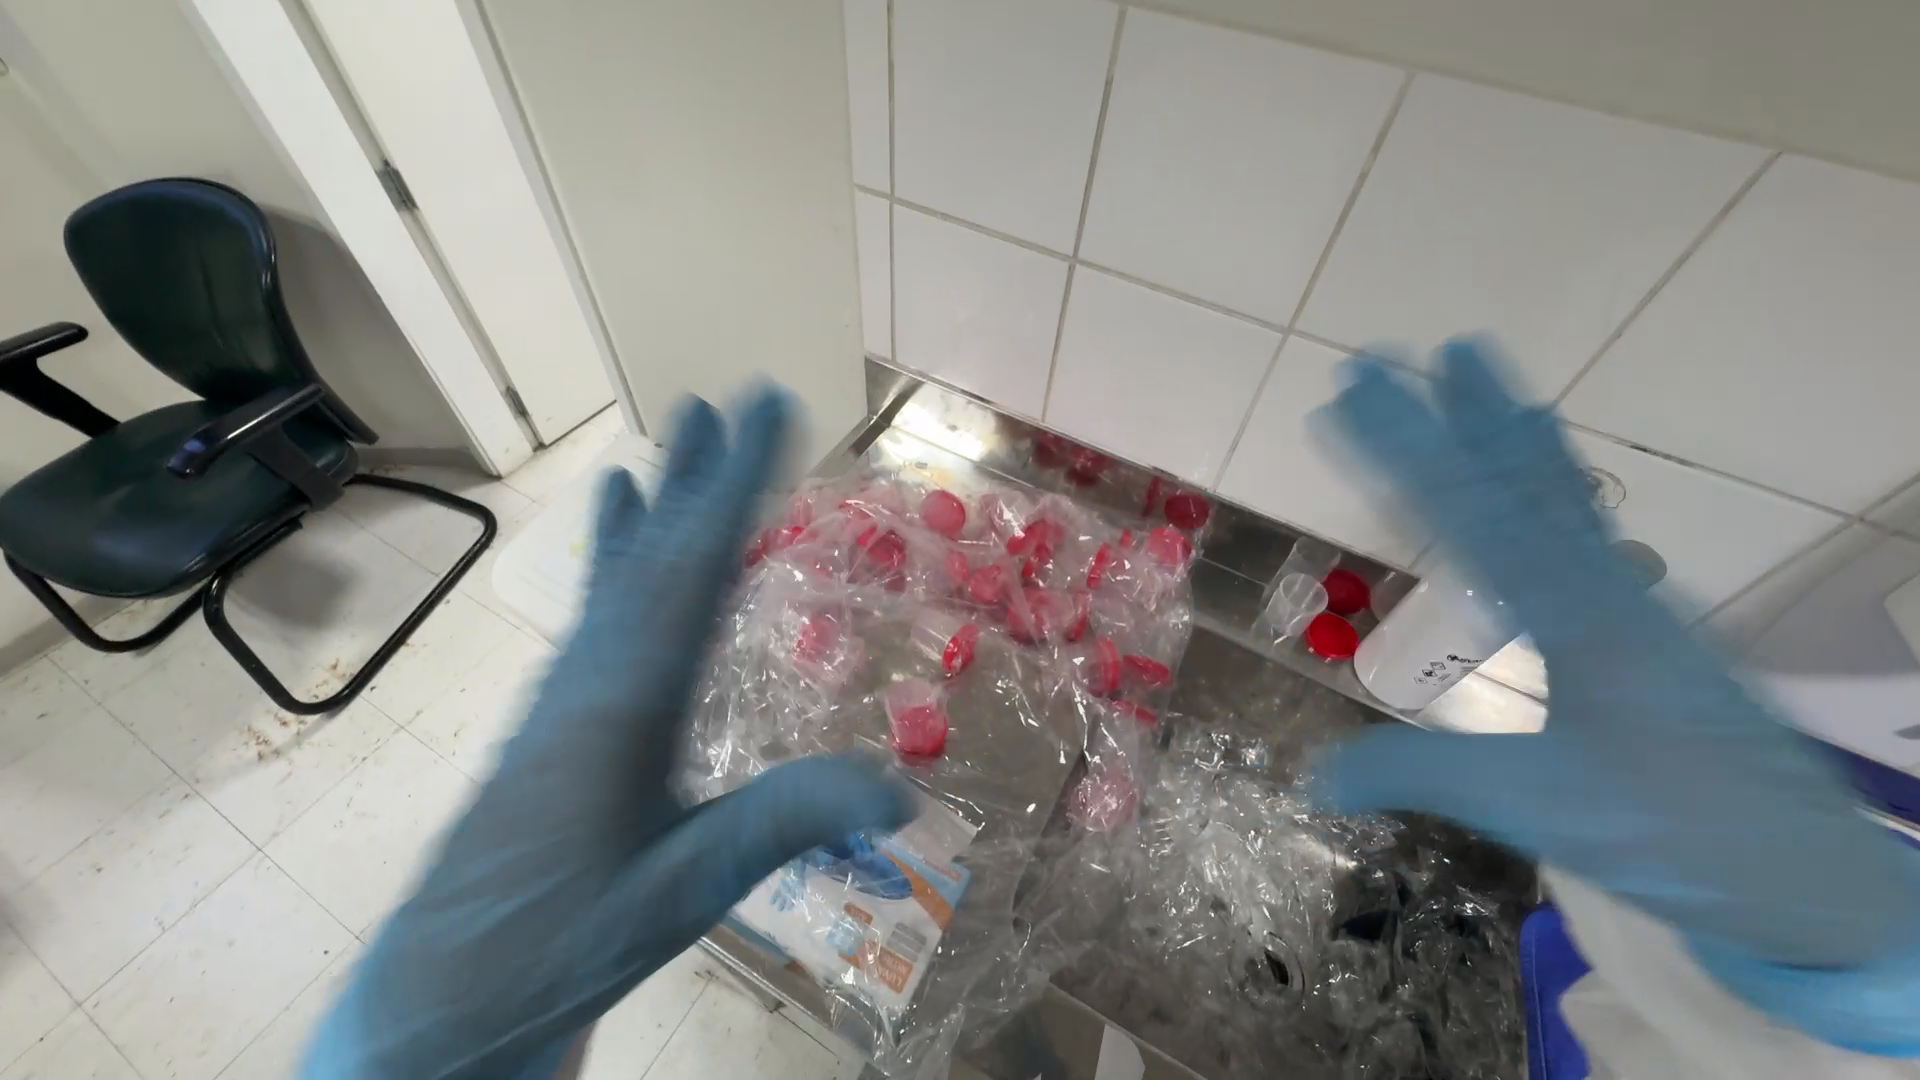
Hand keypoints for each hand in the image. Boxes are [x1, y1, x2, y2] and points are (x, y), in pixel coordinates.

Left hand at [303, 390, 912, 1077]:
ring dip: (660, 495)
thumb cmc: (566, 936)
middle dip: (699, 470)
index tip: (766, 411)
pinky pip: (601, 601)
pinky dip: (614, 546)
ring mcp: (570, 681)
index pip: (697, 565)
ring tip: (677, 429)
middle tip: (726, 397)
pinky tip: (614, 513)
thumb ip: (788, 822)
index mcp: (630, 693)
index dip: (737, 484)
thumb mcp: (686, 886)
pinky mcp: (562, 703)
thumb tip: (906, 790)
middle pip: (656, 548)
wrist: (443, 995)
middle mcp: (595, 666)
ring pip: (624, 566)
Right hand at [1307, 340, 1919, 992]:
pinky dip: (1548, 474)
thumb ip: (1414, 774)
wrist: (1804, 876)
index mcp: (1572, 611)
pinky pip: (1580, 523)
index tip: (1353, 396)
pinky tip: (1536, 459)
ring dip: (1499, 424)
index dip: (1402, 449)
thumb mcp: (1530, 805)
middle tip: (1385, 357)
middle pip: (1506, 478)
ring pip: (1552, 488)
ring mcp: (1625, 594)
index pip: (1466, 510)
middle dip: (1438, 414)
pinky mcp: (1636, 615)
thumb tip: (1312, 778)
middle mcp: (1600, 581)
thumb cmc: (1671, 833)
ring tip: (1468, 364)